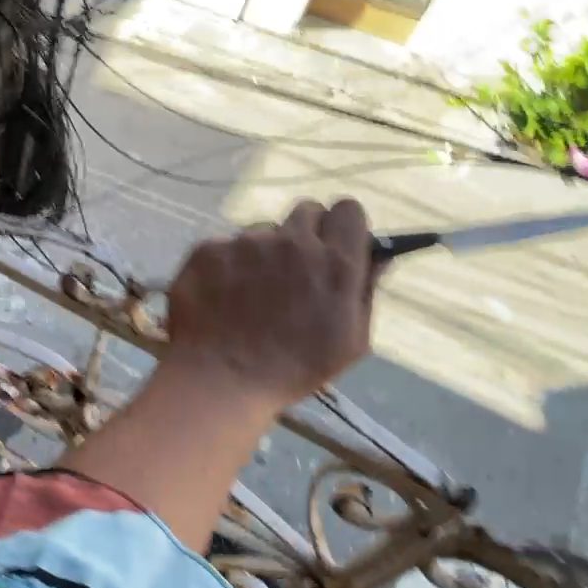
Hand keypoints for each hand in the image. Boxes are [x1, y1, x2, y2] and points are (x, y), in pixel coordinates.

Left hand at [165, 199, 375, 407]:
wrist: (219, 378)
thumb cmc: (291, 369)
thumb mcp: (350, 340)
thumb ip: (365, 291)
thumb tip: (379, 257)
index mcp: (335, 263)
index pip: (347, 210)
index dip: (340, 225)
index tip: (333, 242)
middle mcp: (291, 242)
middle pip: (304, 211)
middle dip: (302, 233)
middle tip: (290, 267)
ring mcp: (245, 243)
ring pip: (260, 231)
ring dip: (260, 252)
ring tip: (248, 291)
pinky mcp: (207, 249)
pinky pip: (223, 246)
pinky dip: (224, 264)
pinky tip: (219, 294)